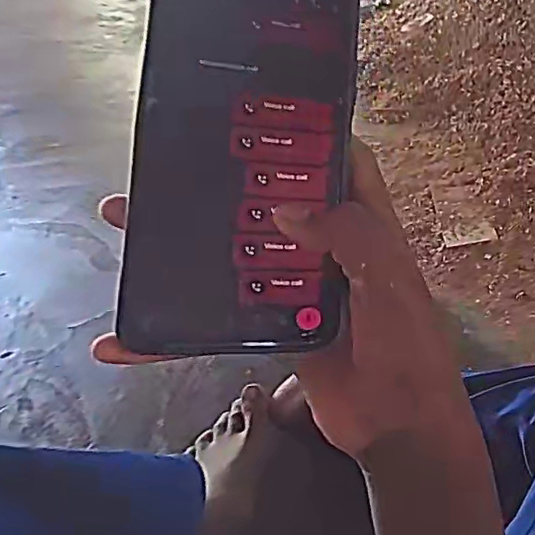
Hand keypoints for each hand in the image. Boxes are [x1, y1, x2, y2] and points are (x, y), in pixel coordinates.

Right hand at [93, 139, 475, 462]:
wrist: (396, 425)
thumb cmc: (407, 348)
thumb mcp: (389, 282)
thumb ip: (350, 235)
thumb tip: (283, 209)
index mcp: (368, 228)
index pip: (346, 165)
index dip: (316, 134)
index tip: (266, 109)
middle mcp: (332, 250)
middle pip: (279, 201)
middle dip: (234, 182)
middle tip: (178, 161)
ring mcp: (300, 289)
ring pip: (240, 253)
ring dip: (192, 242)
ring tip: (132, 219)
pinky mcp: (276, 329)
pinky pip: (221, 320)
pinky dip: (176, 330)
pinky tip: (126, 335)